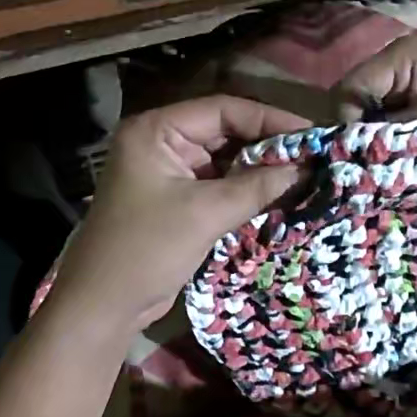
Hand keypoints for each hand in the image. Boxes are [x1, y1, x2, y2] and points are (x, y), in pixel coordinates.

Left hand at [44, 96, 310, 332]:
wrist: (102, 305)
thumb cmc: (146, 249)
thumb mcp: (204, 213)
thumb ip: (256, 187)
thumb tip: (306, 170)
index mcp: (156, 131)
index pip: (222, 110)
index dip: (270, 119)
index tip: (311, 134)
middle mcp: (161, 143)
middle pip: (225, 133)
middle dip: (268, 146)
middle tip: (314, 157)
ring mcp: (168, 173)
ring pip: (224, 162)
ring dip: (260, 171)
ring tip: (305, 176)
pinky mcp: (176, 201)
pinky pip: (218, 186)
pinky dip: (245, 192)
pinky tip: (278, 197)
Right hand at [331, 33, 416, 164]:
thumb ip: (389, 132)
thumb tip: (348, 150)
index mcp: (403, 53)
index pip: (348, 89)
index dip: (347, 124)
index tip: (362, 156)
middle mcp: (399, 62)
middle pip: (355, 101)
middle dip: (360, 133)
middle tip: (373, 165)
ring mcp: (409, 82)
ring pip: (369, 116)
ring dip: (376, 141)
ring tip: (389, 164)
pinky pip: (388, 123)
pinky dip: (391, 143)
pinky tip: (401, 158)